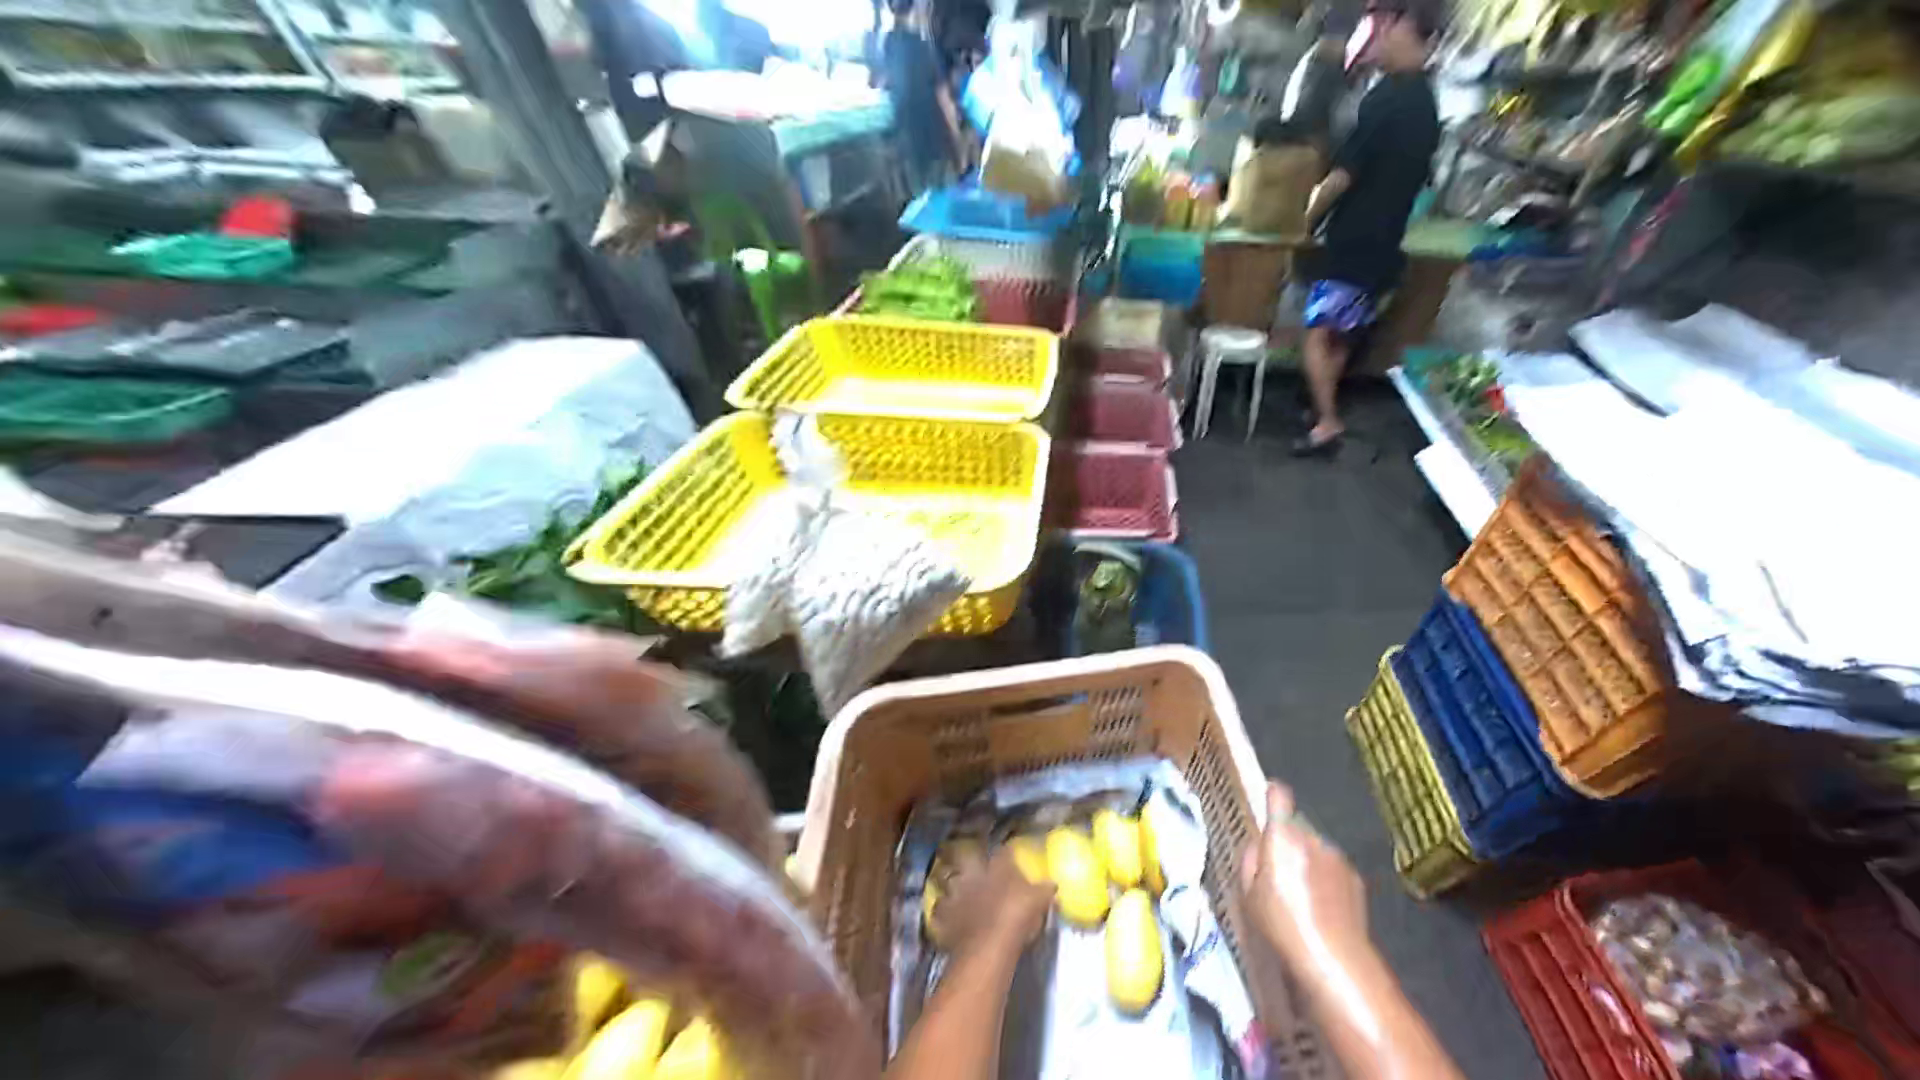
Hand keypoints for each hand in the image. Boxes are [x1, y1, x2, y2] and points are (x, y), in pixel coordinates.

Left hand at [933, 846, 1054, 960]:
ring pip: (947, 882)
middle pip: (967, 857)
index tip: (1009, 858)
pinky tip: (947, 920)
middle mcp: (973, 872)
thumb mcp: (1039, 902)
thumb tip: (1053, 884)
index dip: (1006, 855)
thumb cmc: (1018, 918)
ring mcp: (956, 891)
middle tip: (974, 869)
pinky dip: (943, 915)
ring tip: (957, 895)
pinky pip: (939, 912)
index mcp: (998, 866)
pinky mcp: (944, 914)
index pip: (1004, 851)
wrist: (989, 944)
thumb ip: (1045, 890)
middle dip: (969, 860)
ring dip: (952, 888)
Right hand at [1239, 781, 1368, 972]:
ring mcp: (1337, 857)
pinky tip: (1323, 906)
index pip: (1279, 796)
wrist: (1334, 958)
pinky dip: (1325, 877)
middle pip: (1295, 826)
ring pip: (1315, 847)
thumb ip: (1249, 859)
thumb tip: (1259, 846)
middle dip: (1287, 840)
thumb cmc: (1281, 922)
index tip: (1268, 796)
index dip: (1273, 793)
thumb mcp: (1247, 892)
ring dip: (1307, 859)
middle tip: (1278, 871)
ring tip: (1302, 895)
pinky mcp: (1355, 877)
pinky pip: (1332, 867)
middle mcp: (1311, 837)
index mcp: (1282, 836)